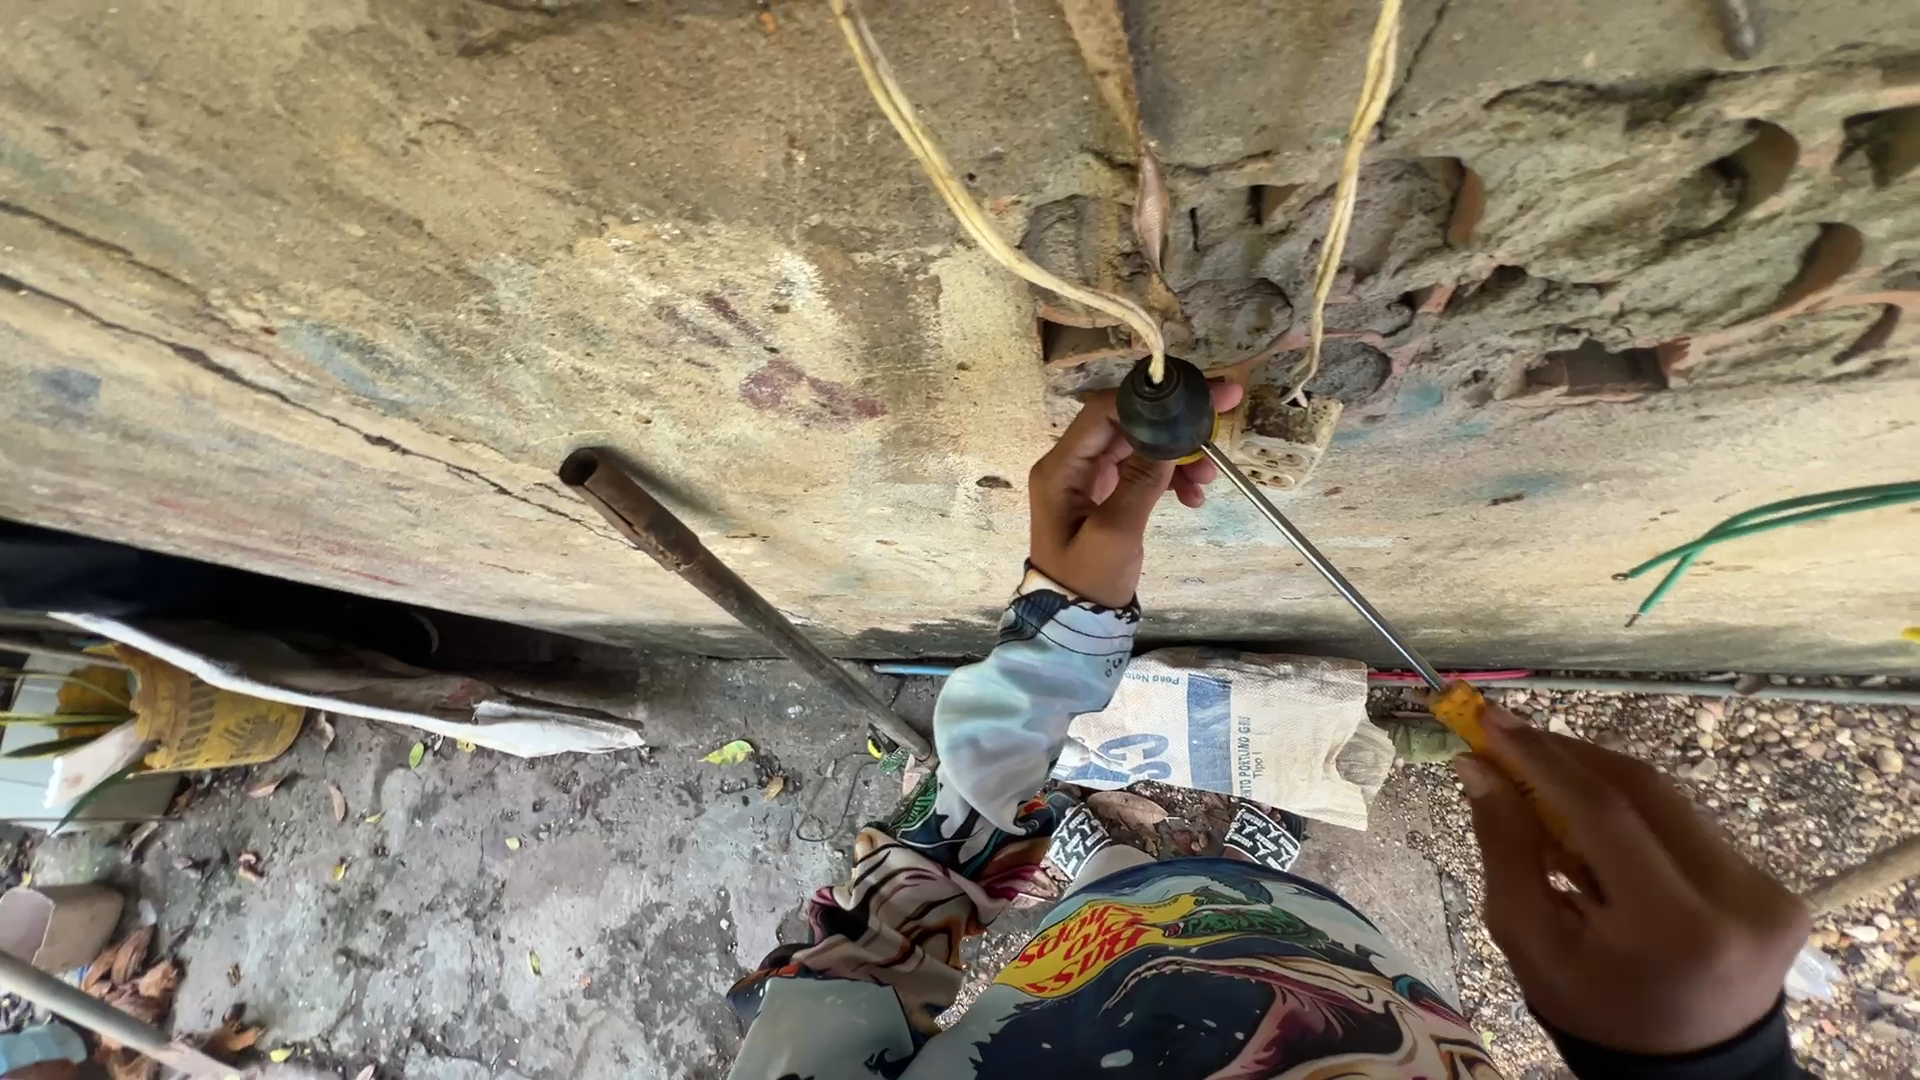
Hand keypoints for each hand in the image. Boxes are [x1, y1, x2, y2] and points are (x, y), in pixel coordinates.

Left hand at [1026, 381, 1241, 607]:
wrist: (1074, 621)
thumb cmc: (1087, 581)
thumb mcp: (1115, 533)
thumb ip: (1142, 480)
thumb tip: (1171, 435)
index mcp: (1061, 468)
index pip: (1103, 412)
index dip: (1150, 399)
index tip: (1199, 395)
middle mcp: (1071, 464)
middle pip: (1126, 423)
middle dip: (1173, 423)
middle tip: (1223, 411)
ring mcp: (1088, 478)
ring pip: (1140, 445)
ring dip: (1177, 453)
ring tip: (1208, 477)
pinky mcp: (1106, 493)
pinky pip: (1143, 469)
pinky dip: (1170, 475)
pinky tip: (1194, 495)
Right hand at [1457, 709, 1808, 1055]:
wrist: (1684, 1064)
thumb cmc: (1585, 1000)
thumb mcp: (1523, 929)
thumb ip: (1503, 842)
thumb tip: (1475, 765)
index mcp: (1675, 925)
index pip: (1604, 812)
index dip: (1541, 757)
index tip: (1487, 720)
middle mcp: (1739, 899)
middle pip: (1640, 789)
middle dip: (1562, 752)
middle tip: (1501, 732)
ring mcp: (1767, 891)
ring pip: (1662, 796)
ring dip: (1589, 771)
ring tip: (1531, 765)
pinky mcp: (1770, 886)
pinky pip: (1679, 819)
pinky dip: (1620, 800)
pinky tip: (1578, 805)